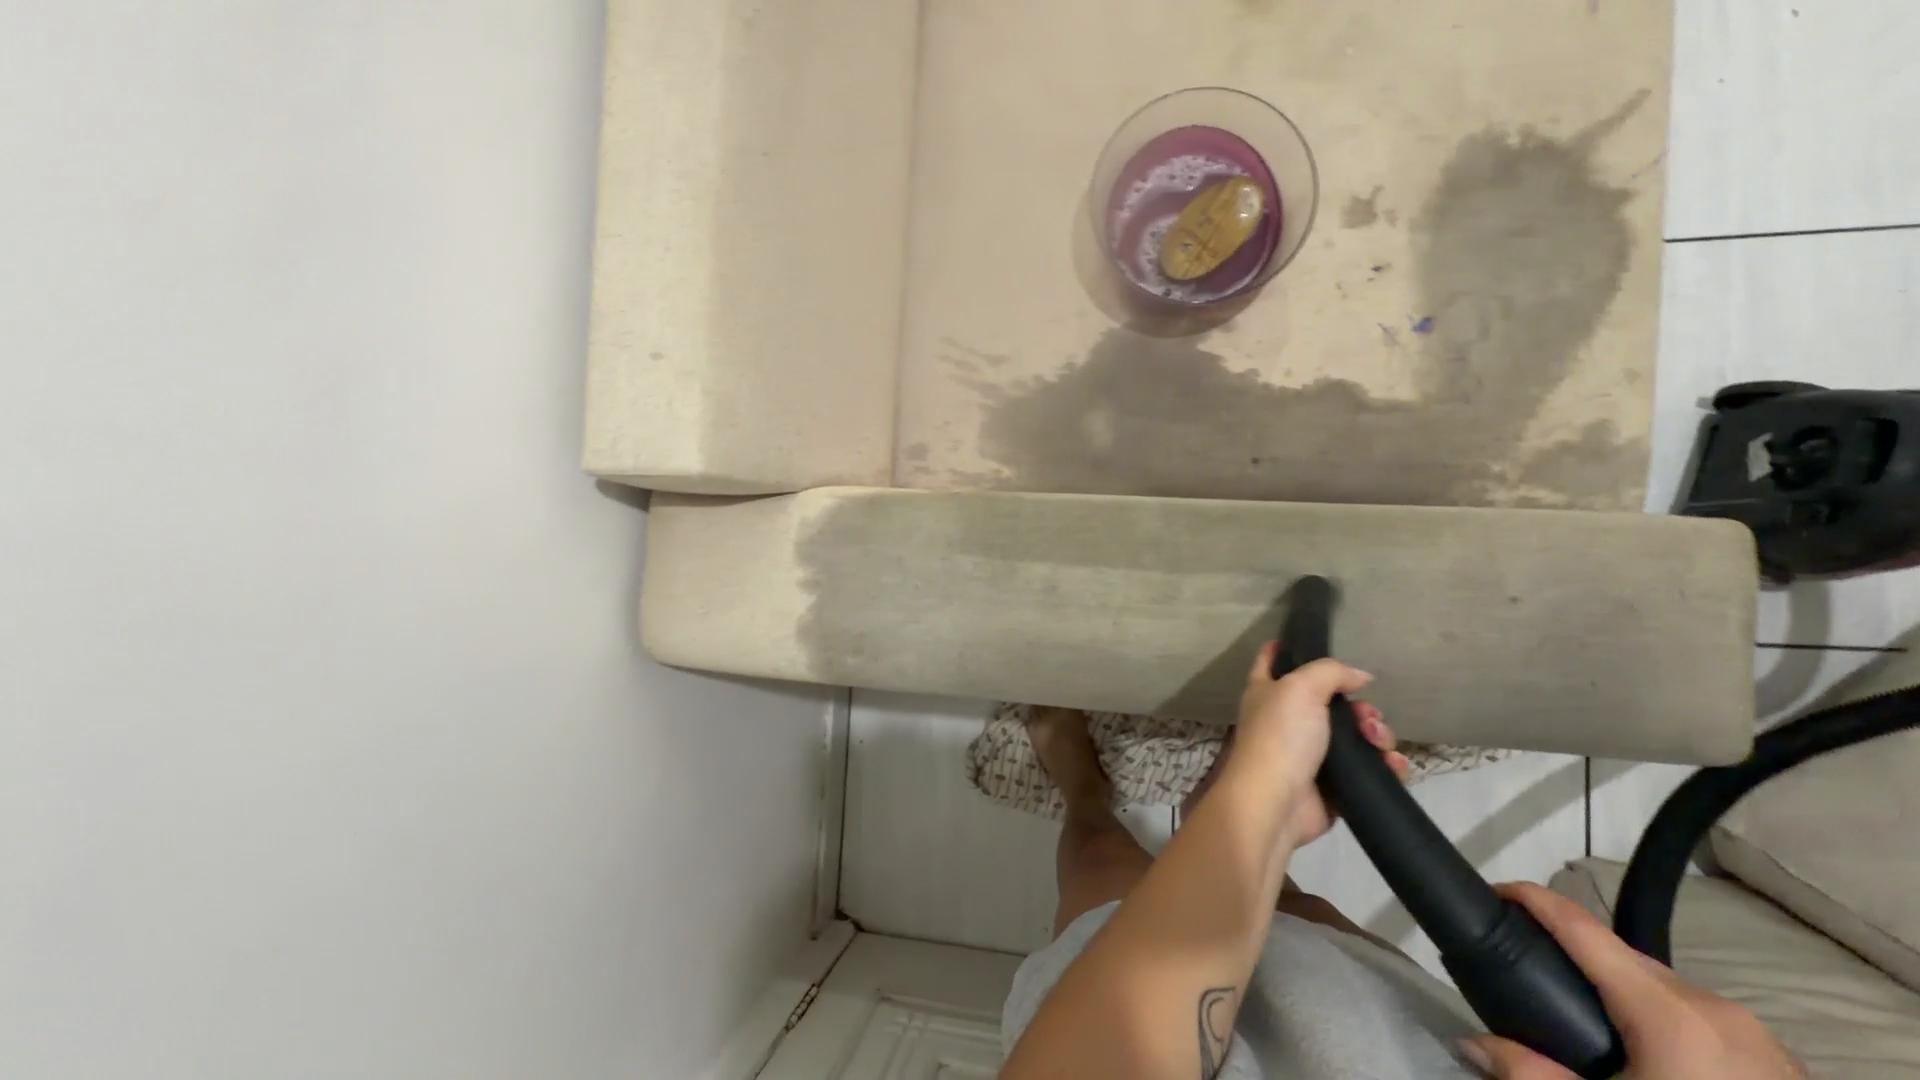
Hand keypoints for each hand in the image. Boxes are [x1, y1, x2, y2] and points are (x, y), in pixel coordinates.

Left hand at [1232, 642, 1408, 844]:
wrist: (1277, 803)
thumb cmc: (1281, 736)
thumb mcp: (1301, 688)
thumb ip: (1331, 672)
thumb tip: (1360, 676)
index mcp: (1267, 692)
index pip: (1271, 660)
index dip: (1285, 648)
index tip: (1311, 642)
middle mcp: (1287, 720)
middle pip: (1333, 701)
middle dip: (1361, 706)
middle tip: (1366, 718)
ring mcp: (1311, 754)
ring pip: (1356, 735)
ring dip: (1377, 734)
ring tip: (1377, 743)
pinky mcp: (1334, 784)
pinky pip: (1369, 768)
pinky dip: (1385, 765)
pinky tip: (1393, 765)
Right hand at [1460, 883, 1805, 1078]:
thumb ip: (1534, 1074)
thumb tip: (1470, 1041)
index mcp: (1667, 1012)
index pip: (1583, 928)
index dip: (1534, 899)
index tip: (1494, 889)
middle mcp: (1711, 1005)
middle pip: (1623, 956)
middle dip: (1572, 952)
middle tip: (1526, 969)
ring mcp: (1754, 1031)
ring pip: (1663, 986)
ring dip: (1619, 989)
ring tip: (1584, 1020)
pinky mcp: (1778, 1057)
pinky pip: (1699, 1016)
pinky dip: (1659, 1017)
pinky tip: (1649, 1053)